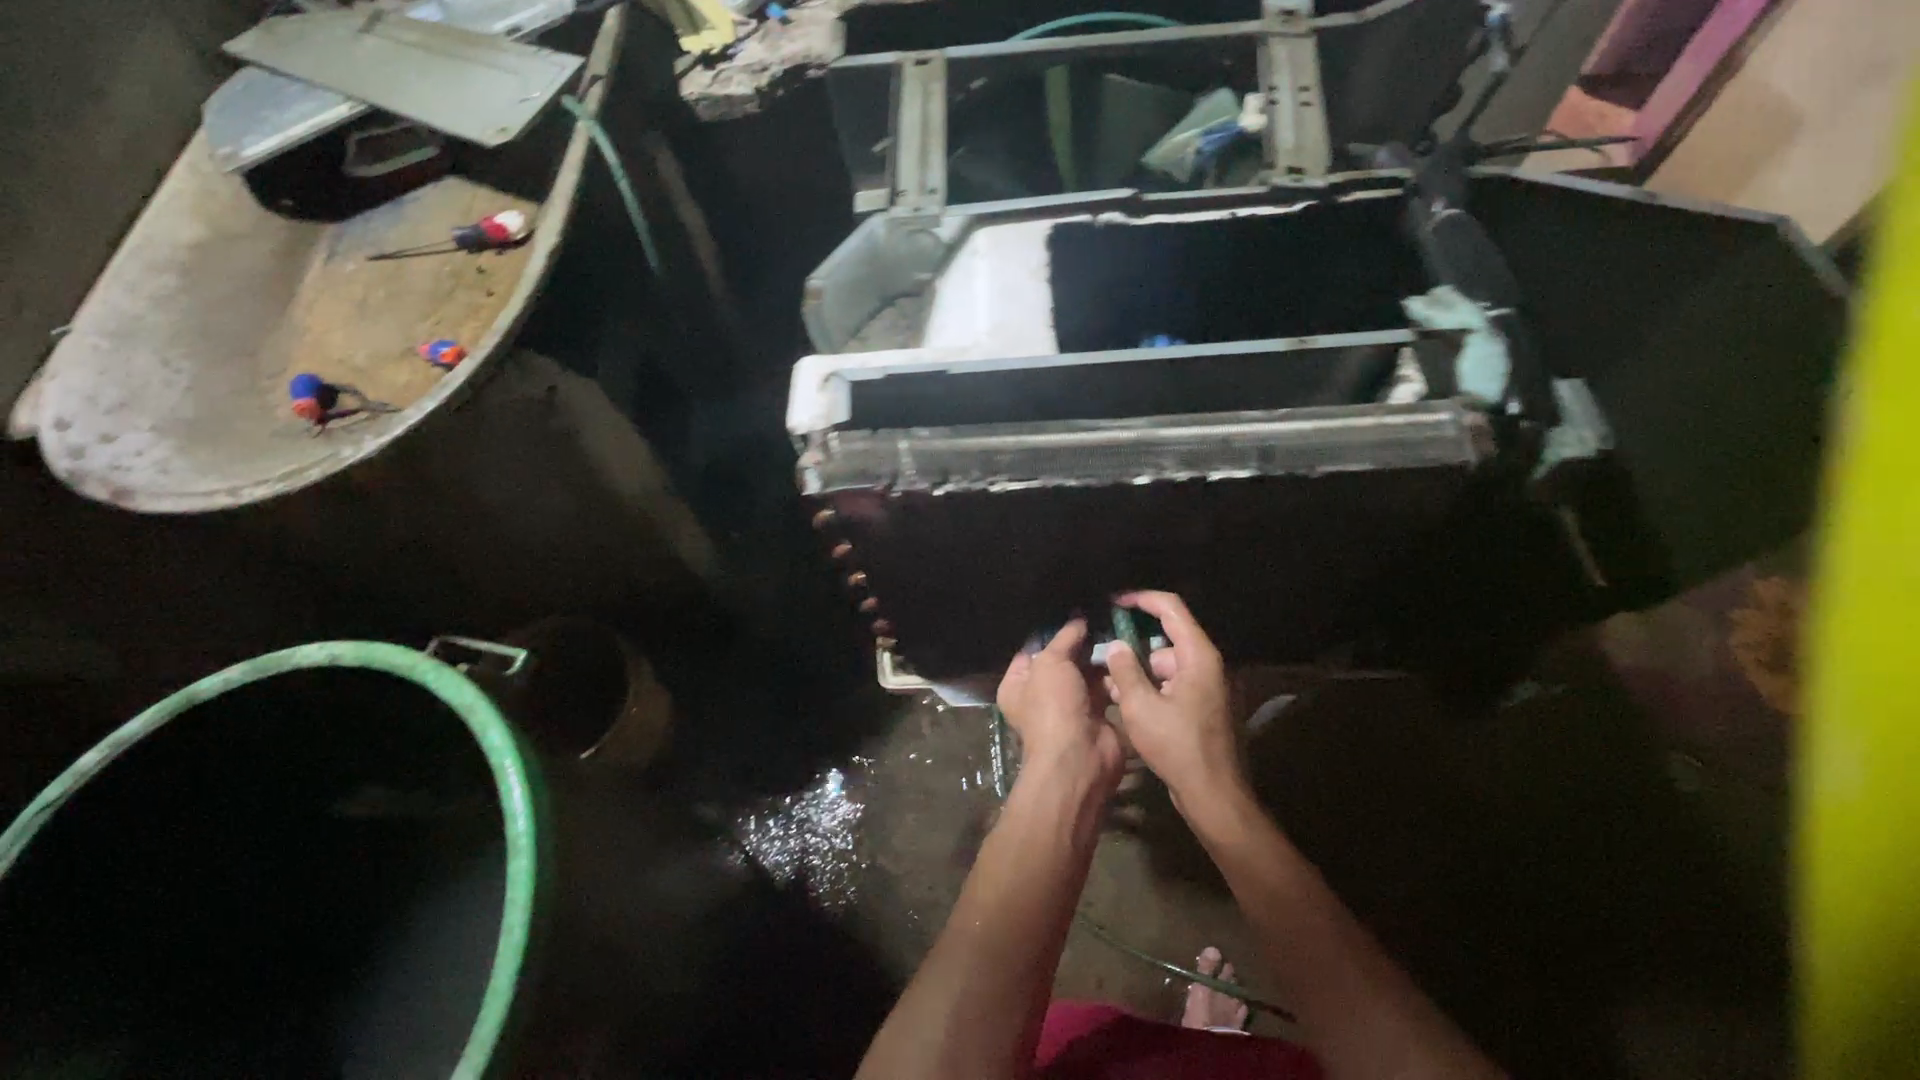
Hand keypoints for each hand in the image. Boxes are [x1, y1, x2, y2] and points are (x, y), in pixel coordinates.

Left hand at [997, 619, 1123, 789]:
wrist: (1080, 756)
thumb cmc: (1053, 706)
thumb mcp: (1050, 662)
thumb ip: (1064, 638)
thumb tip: (1078, 619)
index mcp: (1017, 685)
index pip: (1030, 651)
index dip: (1049, 633)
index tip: (1072, 611)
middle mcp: (1040, 696)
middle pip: (1062, 661)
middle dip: (1080, 644)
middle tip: (1102, 618)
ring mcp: (1069, 707)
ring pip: (1086, 674)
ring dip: (1101, 659)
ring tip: (1118, 632)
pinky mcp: (1096, 715)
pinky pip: (1105, 688)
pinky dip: (1115, 677)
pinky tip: (1127, 655)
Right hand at [1103, 592, 1245, 814]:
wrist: (1214, 794)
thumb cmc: (1177, 747)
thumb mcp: (1140, 707)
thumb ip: (1125, 670)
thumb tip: (1115, 647)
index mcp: (1199, 657)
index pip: (1171, 609)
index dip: (1142, 600)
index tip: (1114, 602)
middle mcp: (1210, 666)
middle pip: (1166, 642)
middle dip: (1135, 651)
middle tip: (1106, 666)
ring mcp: (1211, 688)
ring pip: (1168, 667)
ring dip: (1142, 676)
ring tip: (1115, 694)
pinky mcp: (1207, 708)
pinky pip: (1176, 686)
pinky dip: (1155, 692)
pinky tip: (1133, 710)